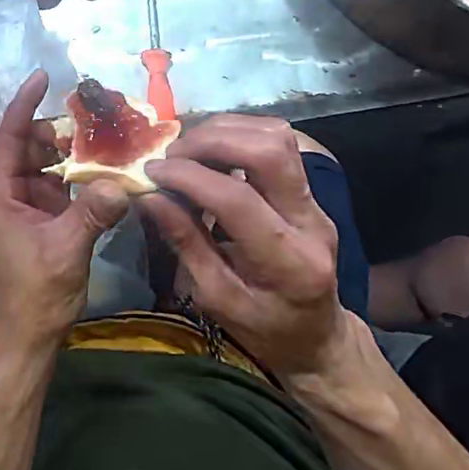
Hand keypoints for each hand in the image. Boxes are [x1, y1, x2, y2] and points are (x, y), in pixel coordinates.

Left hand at [0, 71, 130, 352]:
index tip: (41, 77)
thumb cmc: (35, 292)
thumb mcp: (65, 250)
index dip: (23, 105)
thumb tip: (122, 183)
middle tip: (93, 116)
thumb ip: (92, 213)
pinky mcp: (42, 221)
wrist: (27, 337)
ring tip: (104, 136)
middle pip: (29, 147)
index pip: (9, 137)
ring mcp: (25, 207)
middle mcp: (7, 193)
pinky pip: (58, 187)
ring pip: (45, 166)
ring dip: (71, 153)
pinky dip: (78, 177)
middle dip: (57, 130)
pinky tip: (105, 169)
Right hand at [138, 115, 347, 374]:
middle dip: (210, 141)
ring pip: (276, 136)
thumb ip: (185, 243)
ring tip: (187, 150)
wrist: (318, 338)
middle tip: (171, 155)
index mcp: (287, 262)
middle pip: (270, 151)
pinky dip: (235, 134)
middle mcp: (310, 222)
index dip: (188, 176)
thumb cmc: (262, 328)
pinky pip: (276, 142)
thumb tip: (150, 196)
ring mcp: (315, 201)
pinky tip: (208, 150)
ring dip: (222, 132)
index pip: (237, 199)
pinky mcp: (308, 189)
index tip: (151, 172)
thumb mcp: (214, 298)